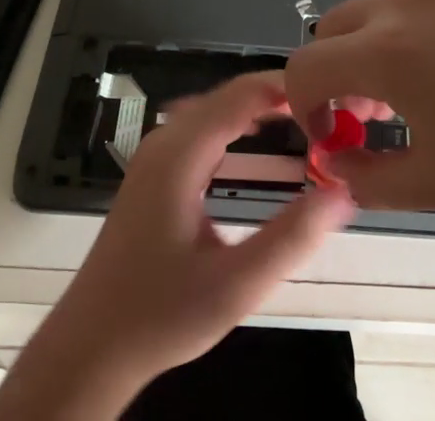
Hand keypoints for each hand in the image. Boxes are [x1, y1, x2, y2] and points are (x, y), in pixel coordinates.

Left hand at [0, 72, 353, 418]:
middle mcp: (163, 144)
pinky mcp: (152, 175)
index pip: (241, 95)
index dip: (289, 87)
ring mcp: (153, 158)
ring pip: (212, 109)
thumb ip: (292, 238)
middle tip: (331, 109)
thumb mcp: (236, 284)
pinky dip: (236, 123)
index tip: (336, 98)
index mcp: (179, 157)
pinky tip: (259, 138)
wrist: (91, 346)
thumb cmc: (161, 315)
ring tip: (305, 117)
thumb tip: (344, 193)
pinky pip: (200, 128)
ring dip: (257, 106)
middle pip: (227, 95)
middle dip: (279, 93)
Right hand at [285, 0, 434, 213]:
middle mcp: (405, 6)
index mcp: (385, 53)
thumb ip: (367, 181)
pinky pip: (422, 5)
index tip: (330, 138)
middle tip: (366, 118)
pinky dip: (413, 34)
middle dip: (333, 74)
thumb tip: (339, 168)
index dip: (303, 108)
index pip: (303, 68)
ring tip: (416, 97)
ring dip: (371, 51)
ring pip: (377, 13)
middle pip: (332, 30)